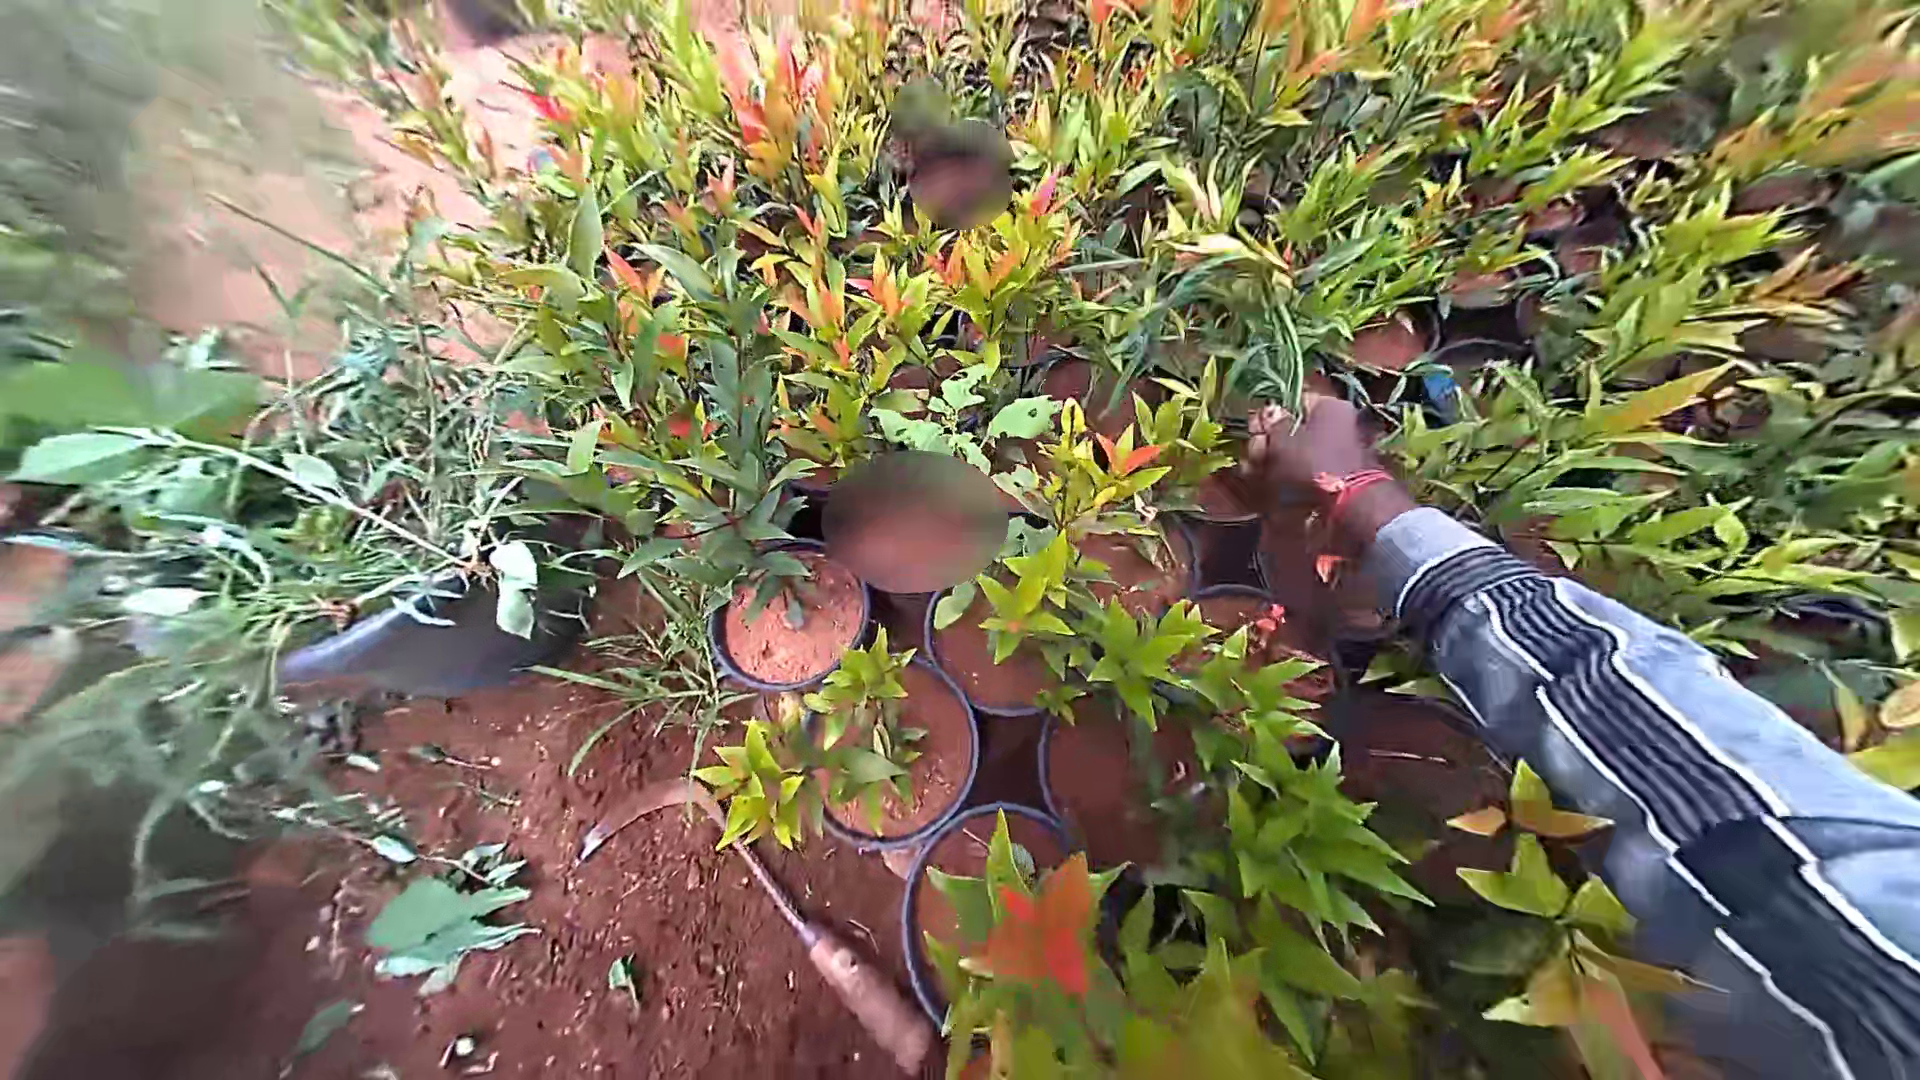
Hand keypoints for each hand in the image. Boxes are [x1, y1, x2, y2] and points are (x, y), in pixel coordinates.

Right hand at [1242, 394, 1415, 544]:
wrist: (1343, 505)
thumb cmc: (1311, 463)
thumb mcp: (1282, 440)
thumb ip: (1272, 424)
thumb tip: (1269, 411)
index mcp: (1329, 407)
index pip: (1293, 402)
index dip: (1270, 415)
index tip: (1255, 428)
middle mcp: (1336, 425)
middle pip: (1291, 428)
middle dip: (1267, 441)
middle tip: (1256, 454)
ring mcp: (1334, 451)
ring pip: (1292, 451)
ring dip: (1269, 460)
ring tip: (1255, 472)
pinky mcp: (1330, 474)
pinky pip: (1300, 468)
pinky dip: (1281, 475)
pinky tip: (1264, 482)